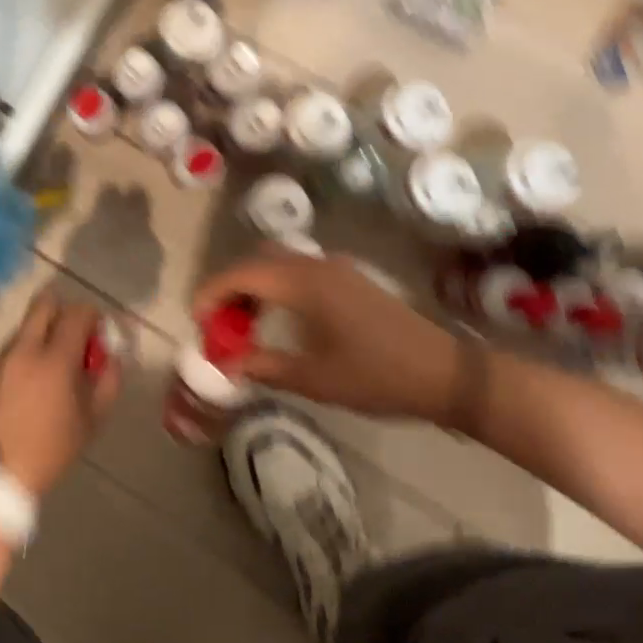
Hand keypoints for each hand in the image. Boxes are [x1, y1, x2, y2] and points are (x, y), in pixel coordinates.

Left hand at [0, 295, 121, 494]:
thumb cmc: (51, 450)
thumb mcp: (91, 420)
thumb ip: (108, 381)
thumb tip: (112, 357)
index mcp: (54, 359)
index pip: (77, 314)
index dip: (93, 315)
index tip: (101, 331)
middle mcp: (25, 348)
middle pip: (45, 303)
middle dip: (65, 310)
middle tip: (77, 335)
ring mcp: (2, 356)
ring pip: (27, 324)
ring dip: (45, 330)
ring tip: (55, 362)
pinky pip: (14, 344)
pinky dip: (28, 349)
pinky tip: (34, 378)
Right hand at [193, 250, 464, 423]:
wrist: (446, 373)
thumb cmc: (378, 377)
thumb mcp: (314, 380)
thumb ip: (263, 366)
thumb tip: (227, 364)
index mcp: (303, 283)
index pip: (240, 275)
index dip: (210, 294)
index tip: (196, 322)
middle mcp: (315, 265)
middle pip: (254, 263)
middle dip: (229, 289)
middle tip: (218, 326)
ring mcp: (335, 269)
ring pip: (276, 264)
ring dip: (253, 288)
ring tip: (243, 327)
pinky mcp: (349, 279)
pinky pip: (297, 271)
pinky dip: (276, 288)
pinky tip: (278, 321)